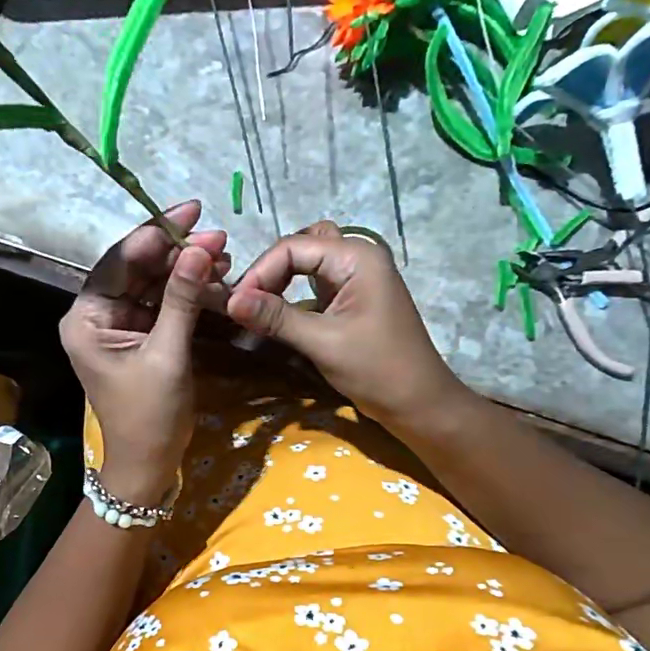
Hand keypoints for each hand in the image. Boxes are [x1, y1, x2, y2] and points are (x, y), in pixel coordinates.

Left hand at [61, 201, 227, 503]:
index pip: (120, 261)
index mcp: (86, 318)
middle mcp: (96, 315)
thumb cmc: (150, 415)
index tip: (192, 211)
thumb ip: (182, 300)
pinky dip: (186, 292)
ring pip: (152, 284)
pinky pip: (162, 304)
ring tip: (224, 256)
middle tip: (219, 236)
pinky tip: (213, 279)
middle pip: (137, 268)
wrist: (149, 464)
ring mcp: (118, 326)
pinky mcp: (138, 337)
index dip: (156, 234)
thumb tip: (200, 250)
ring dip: (186, 270)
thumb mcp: (168, 354)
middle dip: (177, 251)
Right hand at [226, 221, 473, 430]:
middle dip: (270, 272)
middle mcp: (358, 258)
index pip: (293, 247)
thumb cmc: (377, 370)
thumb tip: (230, 301)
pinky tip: (276, 315)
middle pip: (301, 247)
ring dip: (281, 280)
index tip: (235, 305)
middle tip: (246, 304)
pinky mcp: (353, 299)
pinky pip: (316, 284)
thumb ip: (276, 317)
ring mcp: (357, 278)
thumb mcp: (322, 342)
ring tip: (258, 308)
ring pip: (308, 264)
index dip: (260, 272)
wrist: (418, 403)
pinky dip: (294, 294)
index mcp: (357, 257)